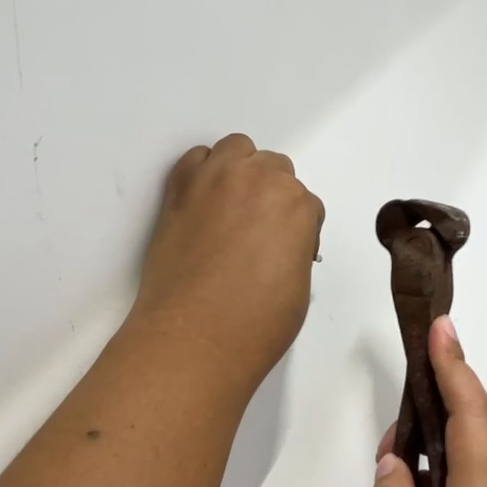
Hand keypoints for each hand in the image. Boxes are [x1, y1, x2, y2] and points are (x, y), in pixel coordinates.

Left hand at [129, 133, 325, 386]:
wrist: (193, 337)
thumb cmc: (256, 324)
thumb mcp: (299, 286)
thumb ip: (296, 246)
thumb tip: (280, 242)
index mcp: (297, 205)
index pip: (306, 203)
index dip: (296, 229)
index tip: (283, 250)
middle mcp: (259, 180)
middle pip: (275, 169)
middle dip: (271, 195)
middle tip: (256, 230)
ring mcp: (216, 178)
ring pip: (238, 149)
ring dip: (241, 171)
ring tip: (231, 206)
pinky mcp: (180, 186)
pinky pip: (197, 157)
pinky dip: (204, 172)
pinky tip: (204, 201)